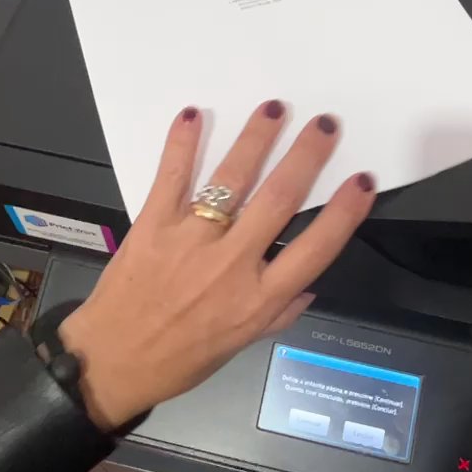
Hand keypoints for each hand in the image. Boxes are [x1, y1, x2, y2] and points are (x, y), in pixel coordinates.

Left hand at [58, 101, 376, 428]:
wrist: (110, 362)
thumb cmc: (178, 358)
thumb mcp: (239, 346)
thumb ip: (277, 314)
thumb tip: (307, 285)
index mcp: (257, 299)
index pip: (315, 248)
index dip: (344, 212)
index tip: (362, 181)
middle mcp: (230, 264)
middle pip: (279, 199)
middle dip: (306, 157)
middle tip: (324, 126)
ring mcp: (190, 240)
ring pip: (231, 180)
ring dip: (256, 139)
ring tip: (274, 109)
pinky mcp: (153, 224)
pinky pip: (171, 176)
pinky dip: (182, 143)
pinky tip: (193, 115)